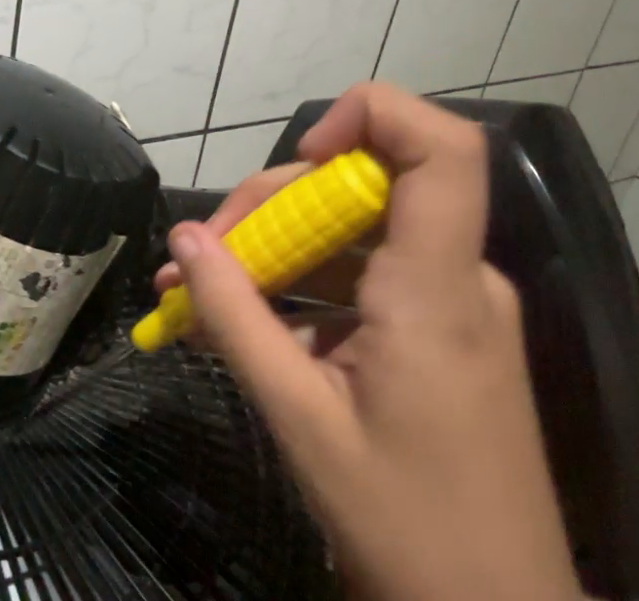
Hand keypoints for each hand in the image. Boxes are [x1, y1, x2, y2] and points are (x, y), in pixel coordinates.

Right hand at [158, 84, 580, 600]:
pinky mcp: (441, 336)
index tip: (299, 158)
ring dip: (275, 253)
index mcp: (436, 290)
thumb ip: (236, 319)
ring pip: (357, 236)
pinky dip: (303, 291)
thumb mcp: (300, 418)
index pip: (443, 150)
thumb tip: (182, 241)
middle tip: (198, 260)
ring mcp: (452, 308)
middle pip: (366, 189)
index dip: (371, 117)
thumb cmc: (405, 523)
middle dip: (272, 207)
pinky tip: (243, 324)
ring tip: (196, 295)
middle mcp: (456, 280)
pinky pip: (366, 282)